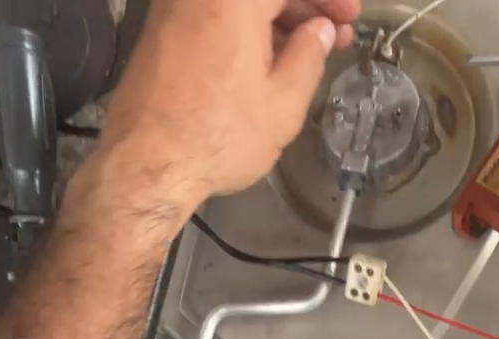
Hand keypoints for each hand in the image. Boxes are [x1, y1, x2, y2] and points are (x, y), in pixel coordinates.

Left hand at [98, 0, 360, 215]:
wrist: (149, 162)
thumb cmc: (217, 136)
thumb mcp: (282, 105)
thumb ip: (309, 58)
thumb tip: (320, 33)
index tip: (350, 17)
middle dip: (305, 4)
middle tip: (335, 33)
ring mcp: (178, 3)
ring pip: (241, 2)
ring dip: (278, 16)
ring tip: (307, 51)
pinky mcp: (165, 26)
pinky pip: (217, 11)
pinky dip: (248, 25)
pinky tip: (269, 56)